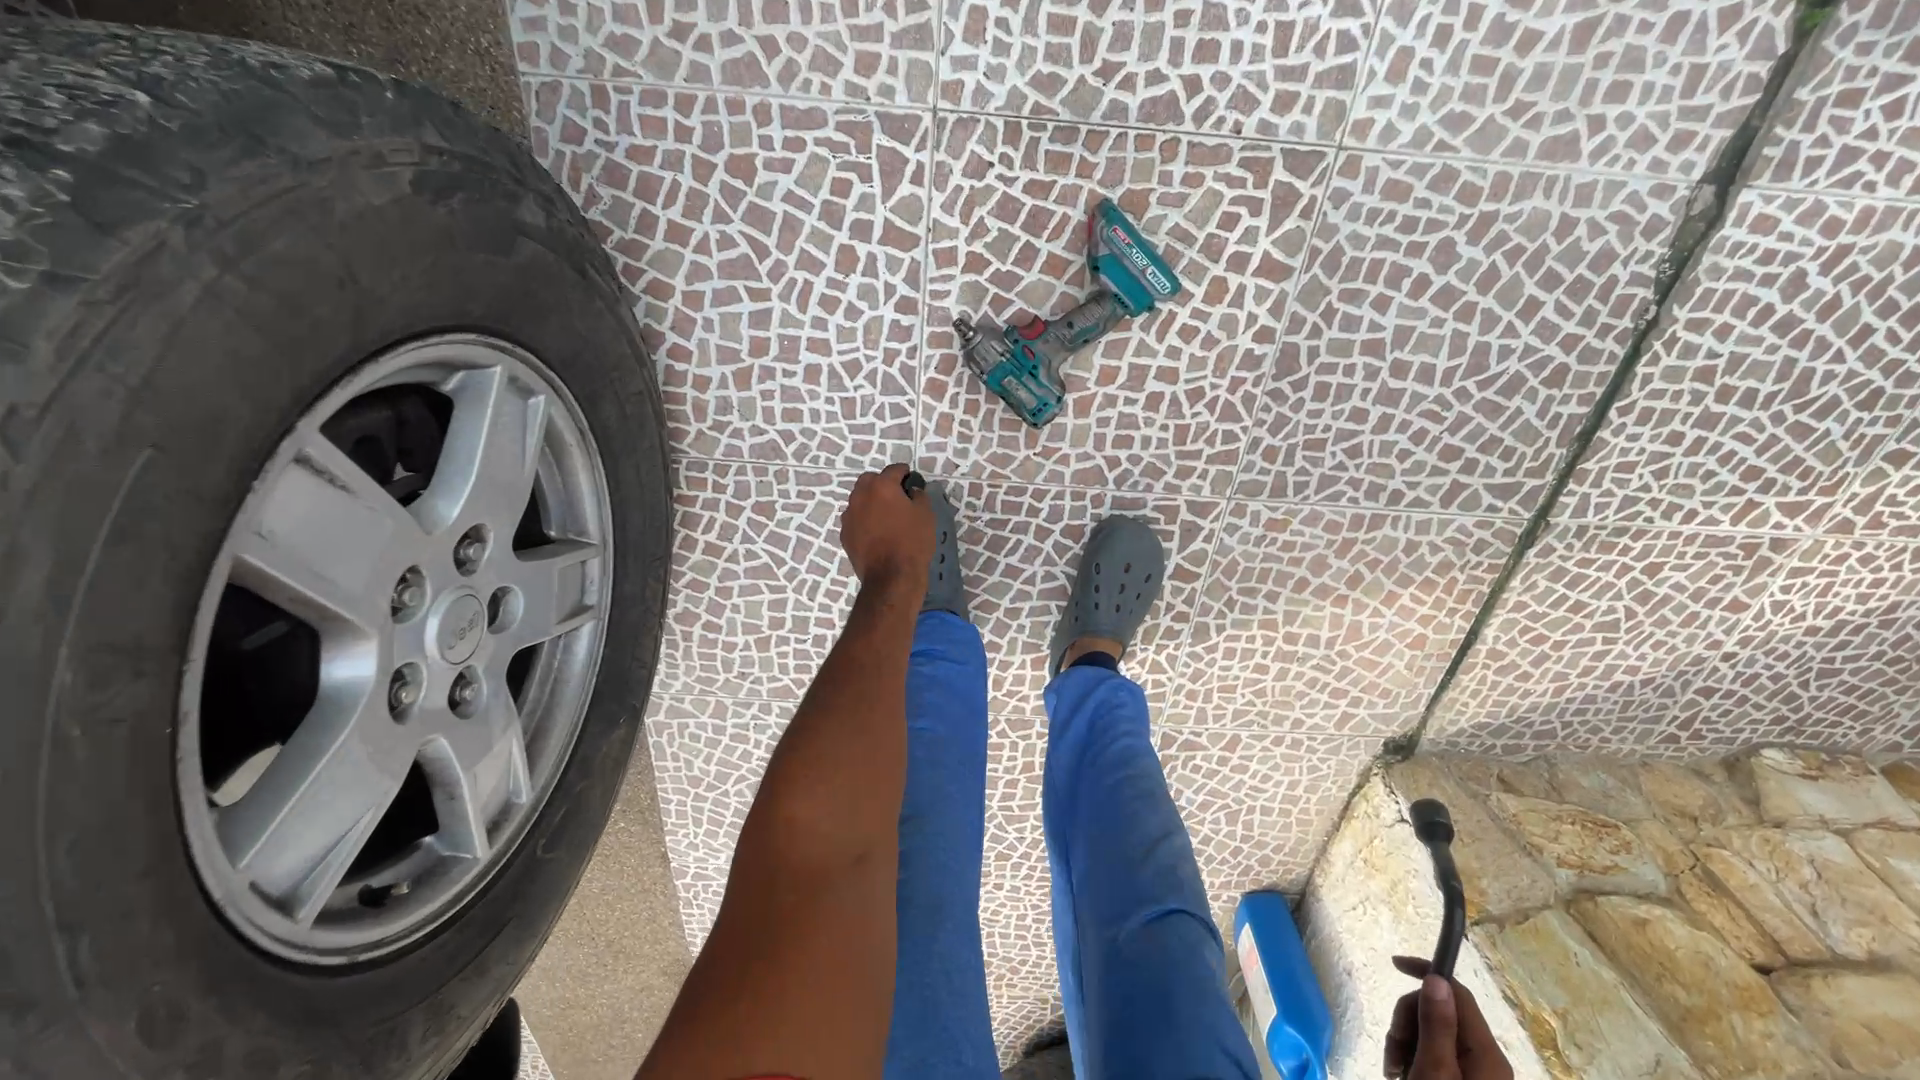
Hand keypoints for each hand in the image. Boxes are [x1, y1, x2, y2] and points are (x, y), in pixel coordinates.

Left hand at [838, 464, 934, 587]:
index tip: (911, 479)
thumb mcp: (926, 515)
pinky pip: (855, 519)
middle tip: (897, 496)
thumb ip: (919, 496)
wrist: (890, 576)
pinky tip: (875, 532)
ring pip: (859, 500)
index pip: (893, 470)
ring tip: (885, 516)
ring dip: (871, 502)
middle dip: (882, 484)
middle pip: (870, 481)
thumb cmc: (912, 542)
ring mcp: (849, 516)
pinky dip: (864, 520)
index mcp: (881, 487)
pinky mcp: (845, 534)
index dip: (904, 473)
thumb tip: (912, 491)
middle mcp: (860, 496)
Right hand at [1384, 957, 1512, 1079]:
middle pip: (1441, 1011)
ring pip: (1433, 1032)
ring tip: (1394, 1069)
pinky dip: (1413, 1057)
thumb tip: (1436, 979)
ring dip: (1406, 1042)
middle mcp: (1486, 1059)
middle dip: (1408, 1021)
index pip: (1457, 993)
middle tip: (1394, 1049)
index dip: (1426, 974)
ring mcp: (1476, 1073)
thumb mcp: (1433, 1072)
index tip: (1393, 965)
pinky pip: (1435, 1054)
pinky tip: (1402, 1075)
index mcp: (1486, 1053)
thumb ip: (1436, 1025)